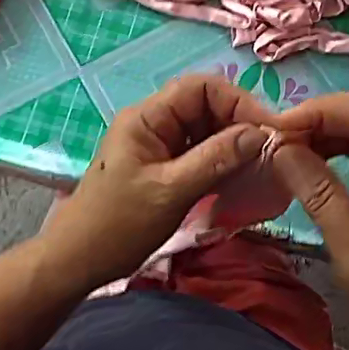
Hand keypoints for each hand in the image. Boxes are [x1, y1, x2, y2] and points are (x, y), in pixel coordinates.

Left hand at [41, 75, 275, 286]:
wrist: (79, 261)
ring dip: (234, 143)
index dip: (237, 101)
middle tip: (269, 150)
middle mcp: (154, 123)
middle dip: (239, 122)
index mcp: (147, 117)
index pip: (200, 88)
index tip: (267, 130)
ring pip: (206, 130)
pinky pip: (201, 152)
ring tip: (261, 163)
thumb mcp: (171, 191)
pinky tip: (241, 175)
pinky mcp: (165, 167)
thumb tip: (260, 133)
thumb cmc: (118, 225)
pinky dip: (223, 160)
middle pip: (206, 106)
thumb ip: (215, 159)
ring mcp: (159, 145)